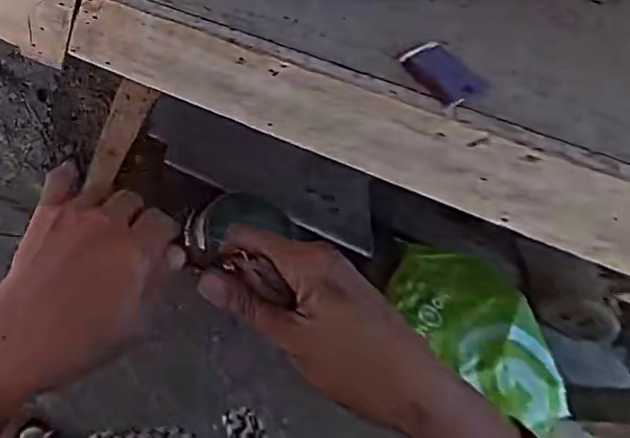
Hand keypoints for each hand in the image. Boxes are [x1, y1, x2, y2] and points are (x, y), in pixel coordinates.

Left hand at [0, 162, 185, 395]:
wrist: (25, 334)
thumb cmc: (80, 340)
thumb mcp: (134, 324)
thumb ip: (156, 283)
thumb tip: (170, 256)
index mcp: (135, 251)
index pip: (161, 221)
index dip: (163, 232)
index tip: (160, 241)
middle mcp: (109, 223)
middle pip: (133, 199)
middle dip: (135, 216)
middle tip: (130, 236)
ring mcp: (76, 212)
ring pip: (103, 188)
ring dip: (106, 202)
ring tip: (102, 222)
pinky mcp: (48, 210)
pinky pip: (61, 178)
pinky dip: (68, 177)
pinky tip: (73, 179)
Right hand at [198, 226, 515, 437]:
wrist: (424, 394)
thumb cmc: (359, 368)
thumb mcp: (292, 340)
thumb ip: (247, 305)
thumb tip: (206, 280)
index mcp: (306, 257)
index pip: (244, 234)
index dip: (223, 254)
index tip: (213, 280)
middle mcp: (321, 252)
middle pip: (264, 250)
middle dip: (250, 278)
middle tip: (257, 316)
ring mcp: (336, 267)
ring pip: (283, 266)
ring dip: (272, 290)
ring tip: (284, 328)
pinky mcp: (347, 284)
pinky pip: (304, 276)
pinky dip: (293, 296)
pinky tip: (305, 328)